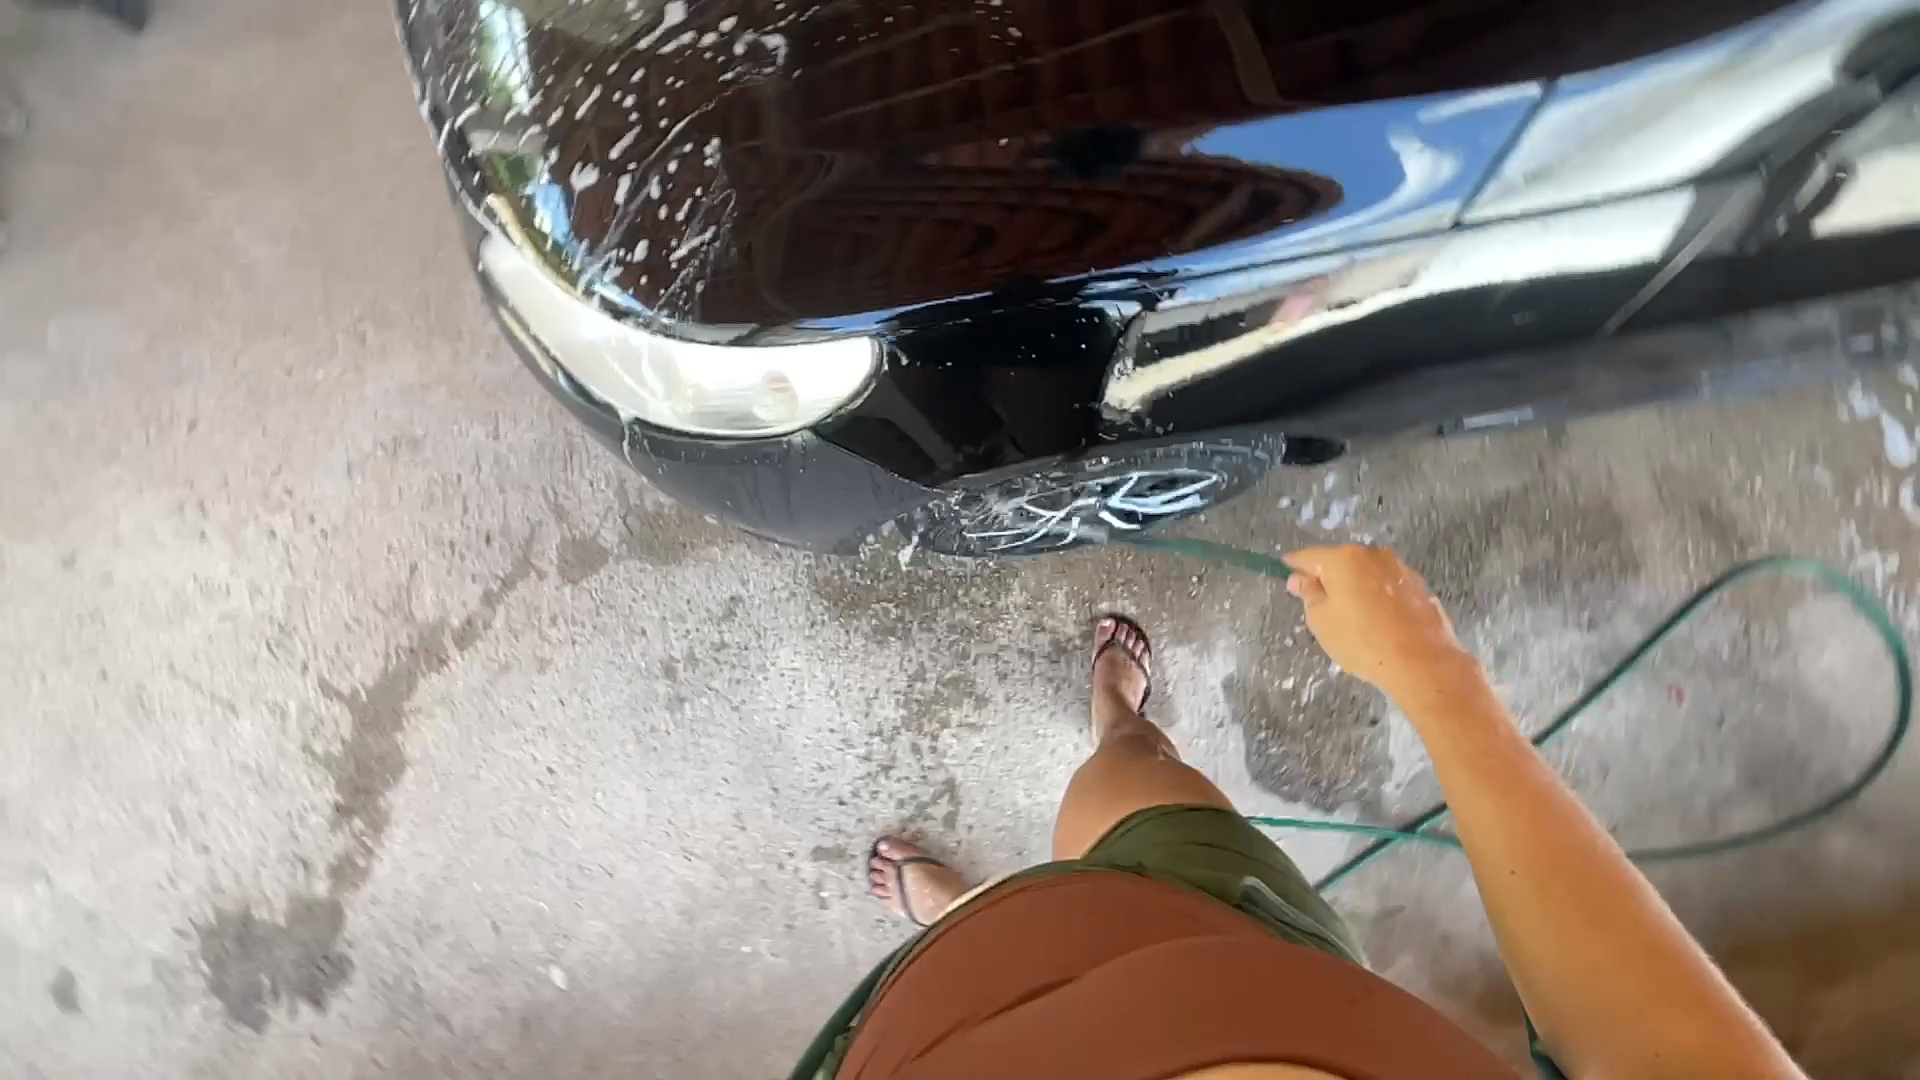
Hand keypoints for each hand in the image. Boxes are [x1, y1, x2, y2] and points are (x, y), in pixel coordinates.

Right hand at [1285, 545, 1477, 700]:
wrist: (1422, 663)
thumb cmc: (1361, 641)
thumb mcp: (1321, 620)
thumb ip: (1309, 594)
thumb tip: (1300, 579)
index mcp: (1343, 559)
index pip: (1308, 556)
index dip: (1294, 566)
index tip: (1286, 574)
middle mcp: (1373, 555)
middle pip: (1339, 562)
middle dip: (1327, 578)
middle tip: (1319, 603)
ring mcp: (1400, 569)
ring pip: (1365, 574)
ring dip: (1355, 587)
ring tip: (1352, 616)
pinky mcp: (1420, 587)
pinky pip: (1387, 586)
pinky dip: (1377, 597)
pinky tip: (1377, 621)